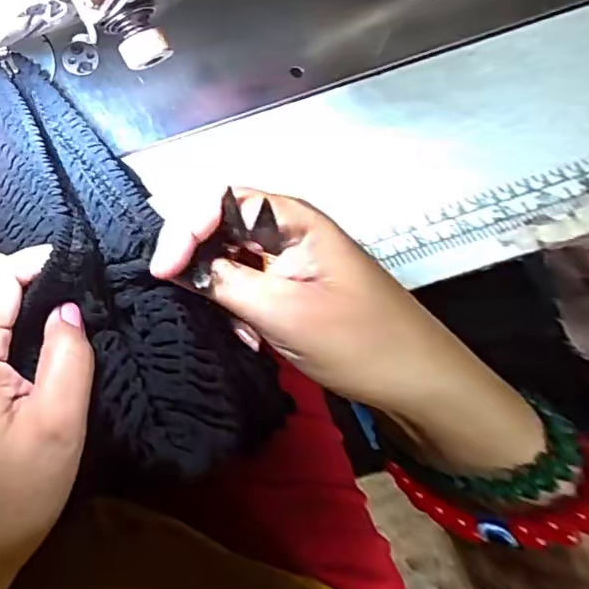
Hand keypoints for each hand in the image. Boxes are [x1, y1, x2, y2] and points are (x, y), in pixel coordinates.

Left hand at [0, 246, 92, 588]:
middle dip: (27, 270)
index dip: (43, 263)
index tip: (83, 271)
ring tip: (44, 299)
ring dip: (2, 280)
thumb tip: (68, 305)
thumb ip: (68, 358)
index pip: (2, 273)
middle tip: (72, 291)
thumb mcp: (58, 429)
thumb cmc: (11, 493)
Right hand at [151, 187, 542, 474]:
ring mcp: (287, 255)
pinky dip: (235, 306)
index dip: (183, 229)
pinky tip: (251, 336)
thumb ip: (223, 280)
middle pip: (216, 224)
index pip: (216, 201)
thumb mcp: (283, 312)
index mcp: (290, 217)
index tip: (163, 271)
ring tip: (238, 328)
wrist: (424, 388)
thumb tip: (179, 266)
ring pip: (225, 256)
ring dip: (218, 290)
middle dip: (198, 261)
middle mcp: (284, 227)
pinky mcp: (288, 283)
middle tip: (190, 296)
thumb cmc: (362, 343)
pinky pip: (242, 281)